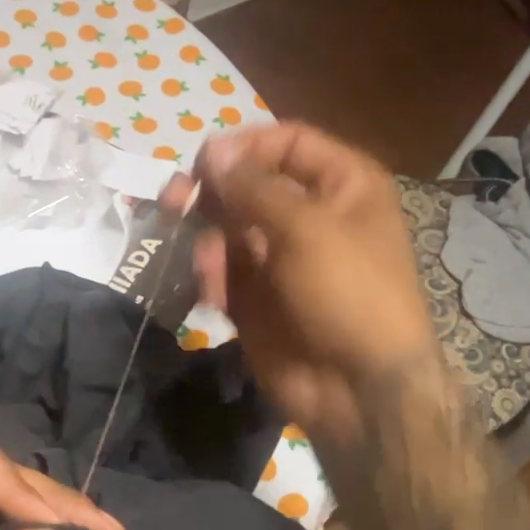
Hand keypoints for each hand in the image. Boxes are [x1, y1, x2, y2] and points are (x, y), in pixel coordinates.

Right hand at [163, 124, 437, 440]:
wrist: (357, 386)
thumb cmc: (348, 292)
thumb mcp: (305, 228)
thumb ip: (253, 188)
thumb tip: (212, 152)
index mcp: (341, 185)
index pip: (287, 143)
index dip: (244, 147)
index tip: (203, 162)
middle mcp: (309, 217)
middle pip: (247, 187)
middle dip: (210, 195)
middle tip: (172, 203)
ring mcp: (279, 261)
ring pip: (227, 232)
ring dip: (207, 243)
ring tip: (204, 268)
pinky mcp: (255, 301)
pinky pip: (221, 275)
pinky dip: (211, 280)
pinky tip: (213, 298)